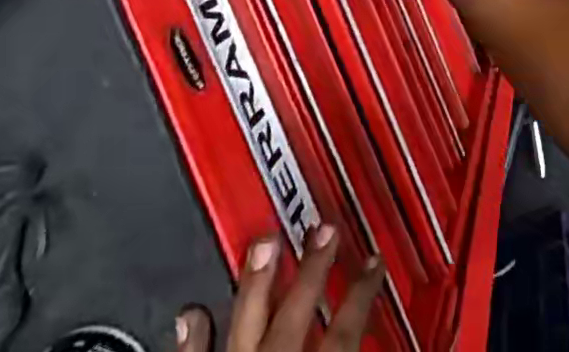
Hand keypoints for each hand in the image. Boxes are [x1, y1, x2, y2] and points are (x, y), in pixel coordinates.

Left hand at [176, 226, 384, 351]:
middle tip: (324, 228)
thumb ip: (356, 350)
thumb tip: (376, 338)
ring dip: (255, 283)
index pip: (346, 330)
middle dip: (312, 267)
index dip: (363, 291)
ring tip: (264, 241)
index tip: (374, 262)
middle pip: (297, 314)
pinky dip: (193, 337)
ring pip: (245, 325)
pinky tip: (192, 313)